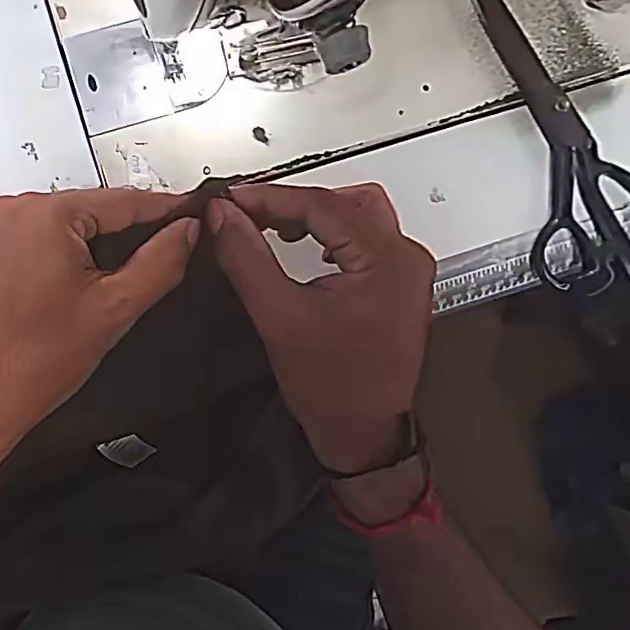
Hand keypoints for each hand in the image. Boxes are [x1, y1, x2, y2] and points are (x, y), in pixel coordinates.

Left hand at [0, 189, 198, 525]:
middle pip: (94, 210)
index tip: (187, 213)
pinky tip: (77, 288)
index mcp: (44, 216)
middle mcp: (13, 212)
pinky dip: (67, 255)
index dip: (165, 210)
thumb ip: (160, 263)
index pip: (123, 200)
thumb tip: (182, 235)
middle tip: (165, 252)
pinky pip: (41, 237)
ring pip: (68, 224)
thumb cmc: (23, 364)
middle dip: (129, 233)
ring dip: (96, 247)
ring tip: (111, 287)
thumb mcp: (113, 310)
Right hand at [208, 183, 435, 476]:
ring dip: (312, 213)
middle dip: (291, 200)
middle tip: (247, 211)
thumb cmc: (329, 385)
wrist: (361, 432)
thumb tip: (223, 216)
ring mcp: (405, 271)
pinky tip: (302, 244)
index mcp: (386, 262)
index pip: (322, 205)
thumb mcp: (277, 315)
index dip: (269, 197)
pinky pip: (363, 236)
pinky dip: (328, 231)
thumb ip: (246, 257)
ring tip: (271, 225)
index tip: (230, 200)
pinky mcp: (396, 282)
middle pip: (344, 200)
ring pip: (357, 213)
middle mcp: (406, 259)